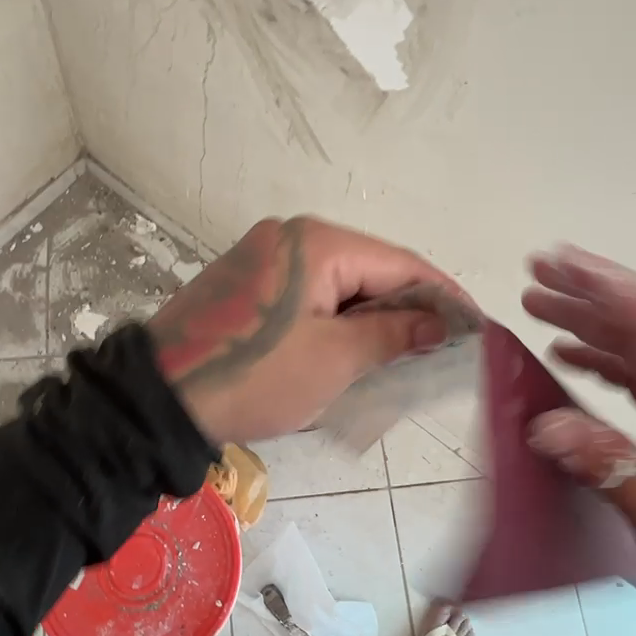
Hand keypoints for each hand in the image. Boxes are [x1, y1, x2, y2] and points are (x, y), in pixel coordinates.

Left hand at [147, 217, 460, 444]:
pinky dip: (338, 318)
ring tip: (407, 351)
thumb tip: (440, 322)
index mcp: (316, 243)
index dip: (442, 294)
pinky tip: (357, 345)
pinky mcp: (248, 283)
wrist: (159, 398)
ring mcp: (265, 257)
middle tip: (443, 345)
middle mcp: (291, 236)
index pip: (399, 262)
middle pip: (369, 268)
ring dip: (372, 315)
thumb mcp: (334, 359)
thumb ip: (393, 333)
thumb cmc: (255, 376)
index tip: (476, 324)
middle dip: (408, 307)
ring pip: (339, 282)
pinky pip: (309, 293)